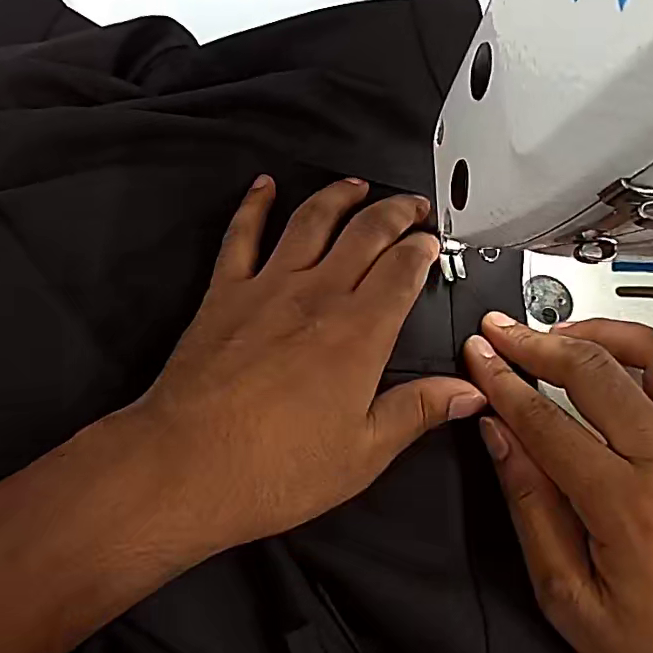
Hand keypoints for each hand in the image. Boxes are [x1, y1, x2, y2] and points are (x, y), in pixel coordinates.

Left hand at [110, 176, 486, 551]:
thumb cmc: (272, 467)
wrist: (188, 462)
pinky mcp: (223, 293)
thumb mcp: (362, 452)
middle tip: (410, 205)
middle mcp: (315, 298)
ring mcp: (266, 288)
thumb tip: (464, 392)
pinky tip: (262, 187)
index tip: (432, 242)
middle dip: (394, 212)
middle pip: (365, 233)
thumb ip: (416, 412)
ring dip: (337, 197)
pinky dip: (253, 205)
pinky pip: (240, 235)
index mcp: (357, 335)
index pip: (403, 270)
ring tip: (354, 185)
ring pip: (310, 221)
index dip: (423, 249)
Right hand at [463, 314, 652, 652]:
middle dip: (537, 342)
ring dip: (607, 332)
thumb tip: (499, 439)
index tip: (478, 356)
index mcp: (633, 508)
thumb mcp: (569, 595)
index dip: (500, 378)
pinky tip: (635, 359)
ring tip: (567, 329)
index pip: (545, 417)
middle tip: (503, 331)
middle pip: (598, 371)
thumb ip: (530, 504)